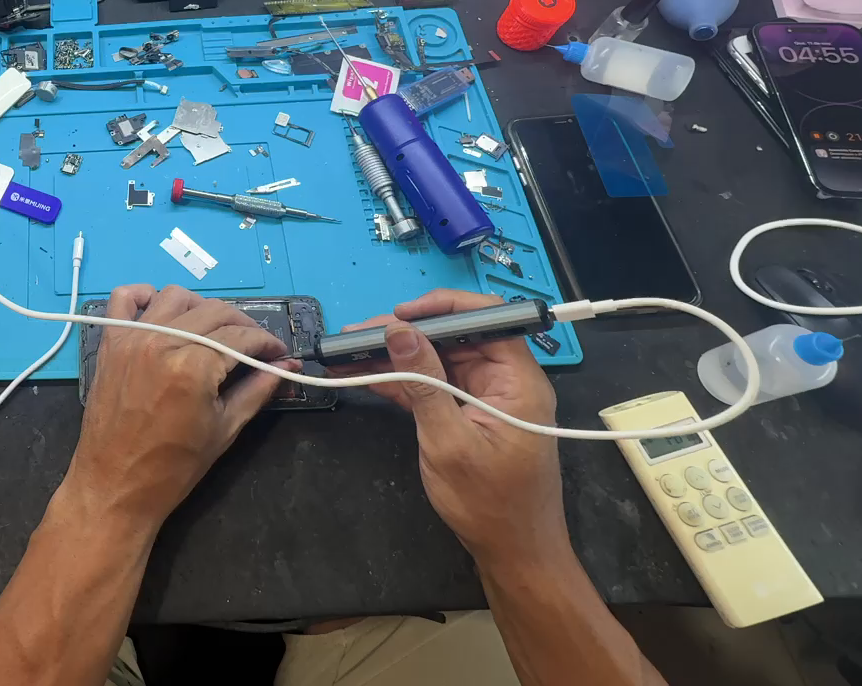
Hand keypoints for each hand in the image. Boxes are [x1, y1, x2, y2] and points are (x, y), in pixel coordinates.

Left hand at [65, 284, 294, 531]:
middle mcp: (162, 340)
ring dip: (201, 307)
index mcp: (193, 365)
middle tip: (255, 345)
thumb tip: (287, 366)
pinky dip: (145, 295)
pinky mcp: (110, 341)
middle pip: (213, 311)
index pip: (240, 336)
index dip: (266, 342)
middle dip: (242, 324)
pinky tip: (163, 312)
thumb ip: (257, 389)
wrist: (115, 484)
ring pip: (175, 296)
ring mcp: (132, 336)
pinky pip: (124, 298)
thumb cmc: (174, 467)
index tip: (278, 353)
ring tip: (213, 331)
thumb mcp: (225, 428)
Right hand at [330, 289, 568, 569]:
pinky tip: (357, 372)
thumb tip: (397, 330)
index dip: (444, 307)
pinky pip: (426, 382)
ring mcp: (479, 395)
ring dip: (390, 355)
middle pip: (451, 337)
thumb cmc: (489, 502)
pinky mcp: (460, 411)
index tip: (400, 315)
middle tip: (355, 336)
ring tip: (345, 351)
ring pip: (432, 358)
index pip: (487, 319)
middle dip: (402, 332)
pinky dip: (393, 378)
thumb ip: (422, 381)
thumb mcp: (449, 440)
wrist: (511, 554)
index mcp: (516, 381)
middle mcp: (501, 380)